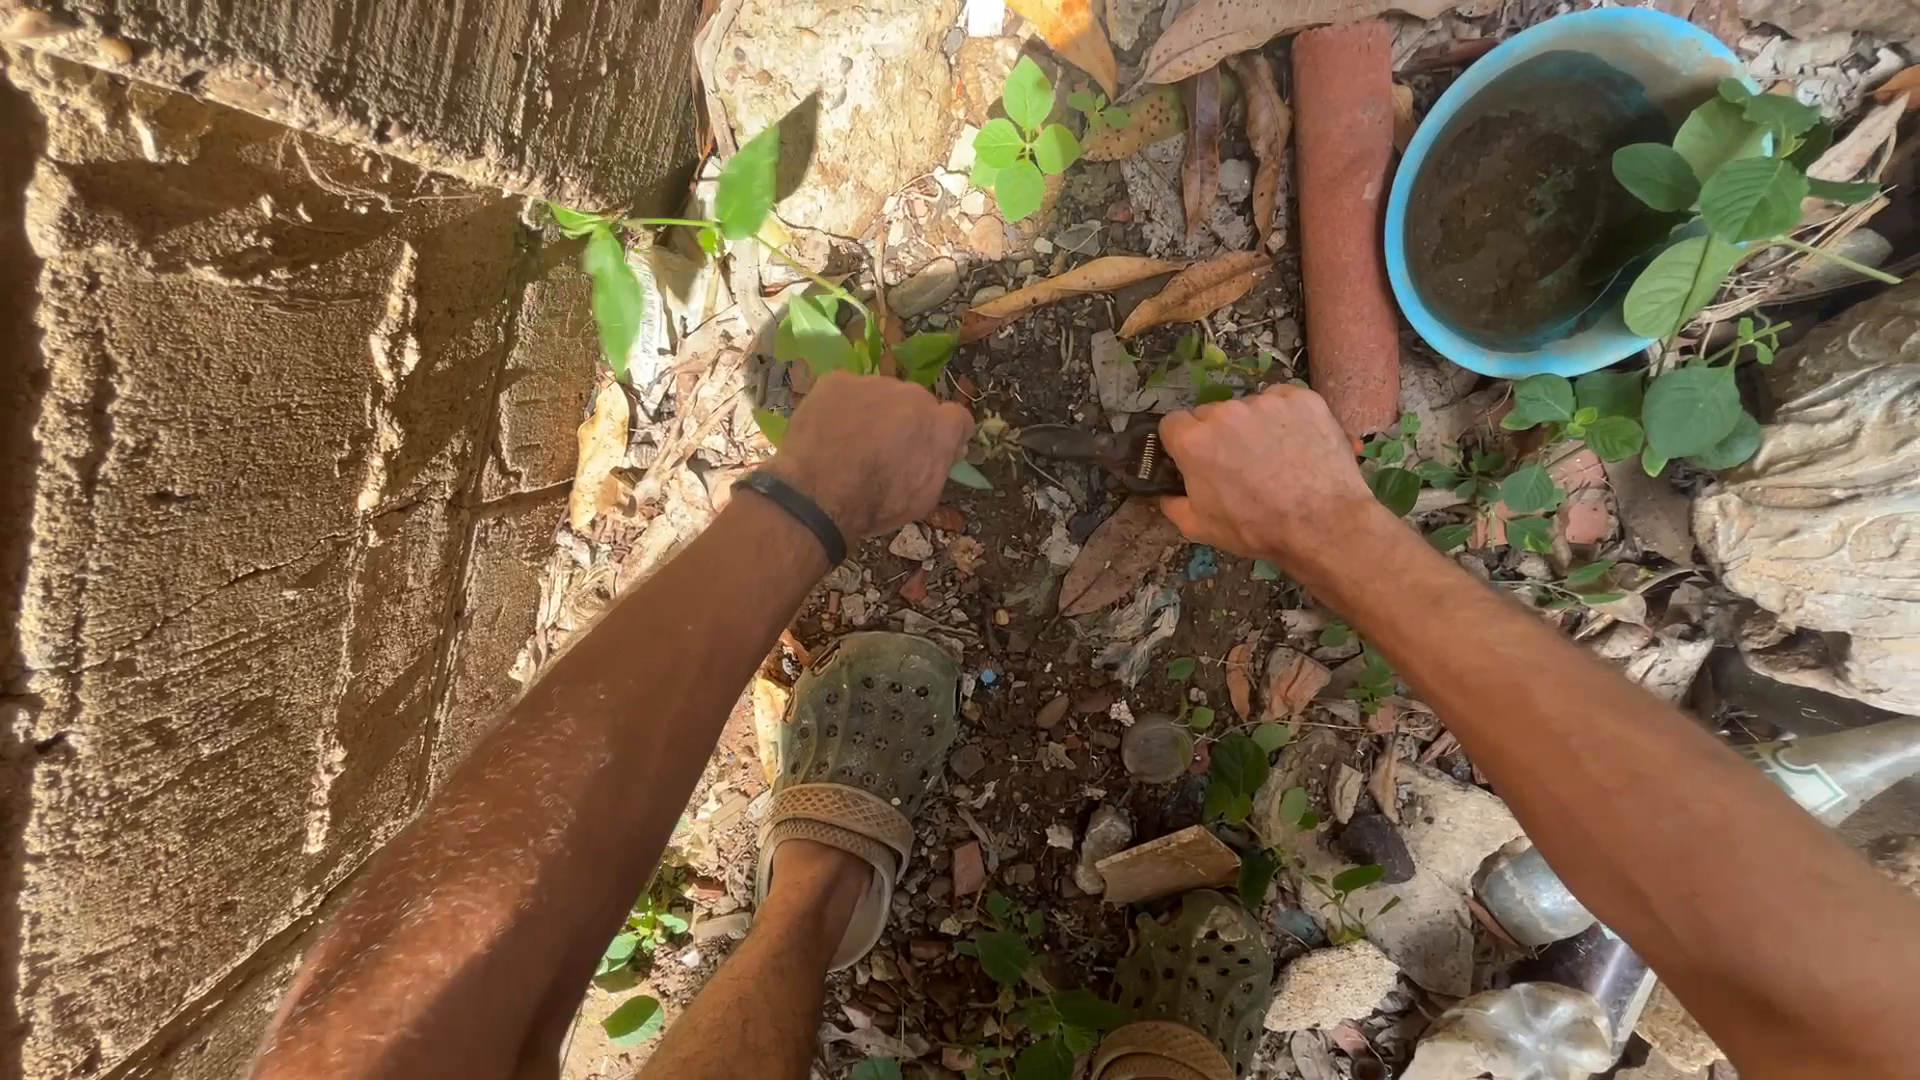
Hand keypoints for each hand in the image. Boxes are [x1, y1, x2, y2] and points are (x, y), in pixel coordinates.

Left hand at [765, 372, 974, 538]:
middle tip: (886, 450)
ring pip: (880, 395)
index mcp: (940, 426)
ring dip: (874, 412)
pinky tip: (830, 432)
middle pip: (917, 403)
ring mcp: (874, 384)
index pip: (957, 419)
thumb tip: (948, 449)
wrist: (819, 494)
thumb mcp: (924, 498)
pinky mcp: (837, 381)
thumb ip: (941, 464)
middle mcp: (913, 395)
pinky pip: (847, 391)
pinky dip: (842, 407)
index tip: (934, 448)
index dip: (948, 434)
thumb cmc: (876, 504)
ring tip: (852, 443)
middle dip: (908, 422)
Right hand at [1159, 383, 1385, 563]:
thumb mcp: (1198, 527)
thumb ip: (1171, 504)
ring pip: (1246, 408)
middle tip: (1235, 463)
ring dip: (1251, 426)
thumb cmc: (1255, 528)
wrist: (1322, 524)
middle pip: (1209, 414)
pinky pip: (1281, 401)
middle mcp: (1225, 412)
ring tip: (1272, 456)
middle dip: (1216, 434)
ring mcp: (1265, 402)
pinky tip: (1294, 443)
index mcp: (1194, 441)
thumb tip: (1165, 492)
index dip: (1180, 442)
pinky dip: (1283, 417)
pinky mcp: (1301, 398)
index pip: (1172, 424)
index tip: (1193, 458)